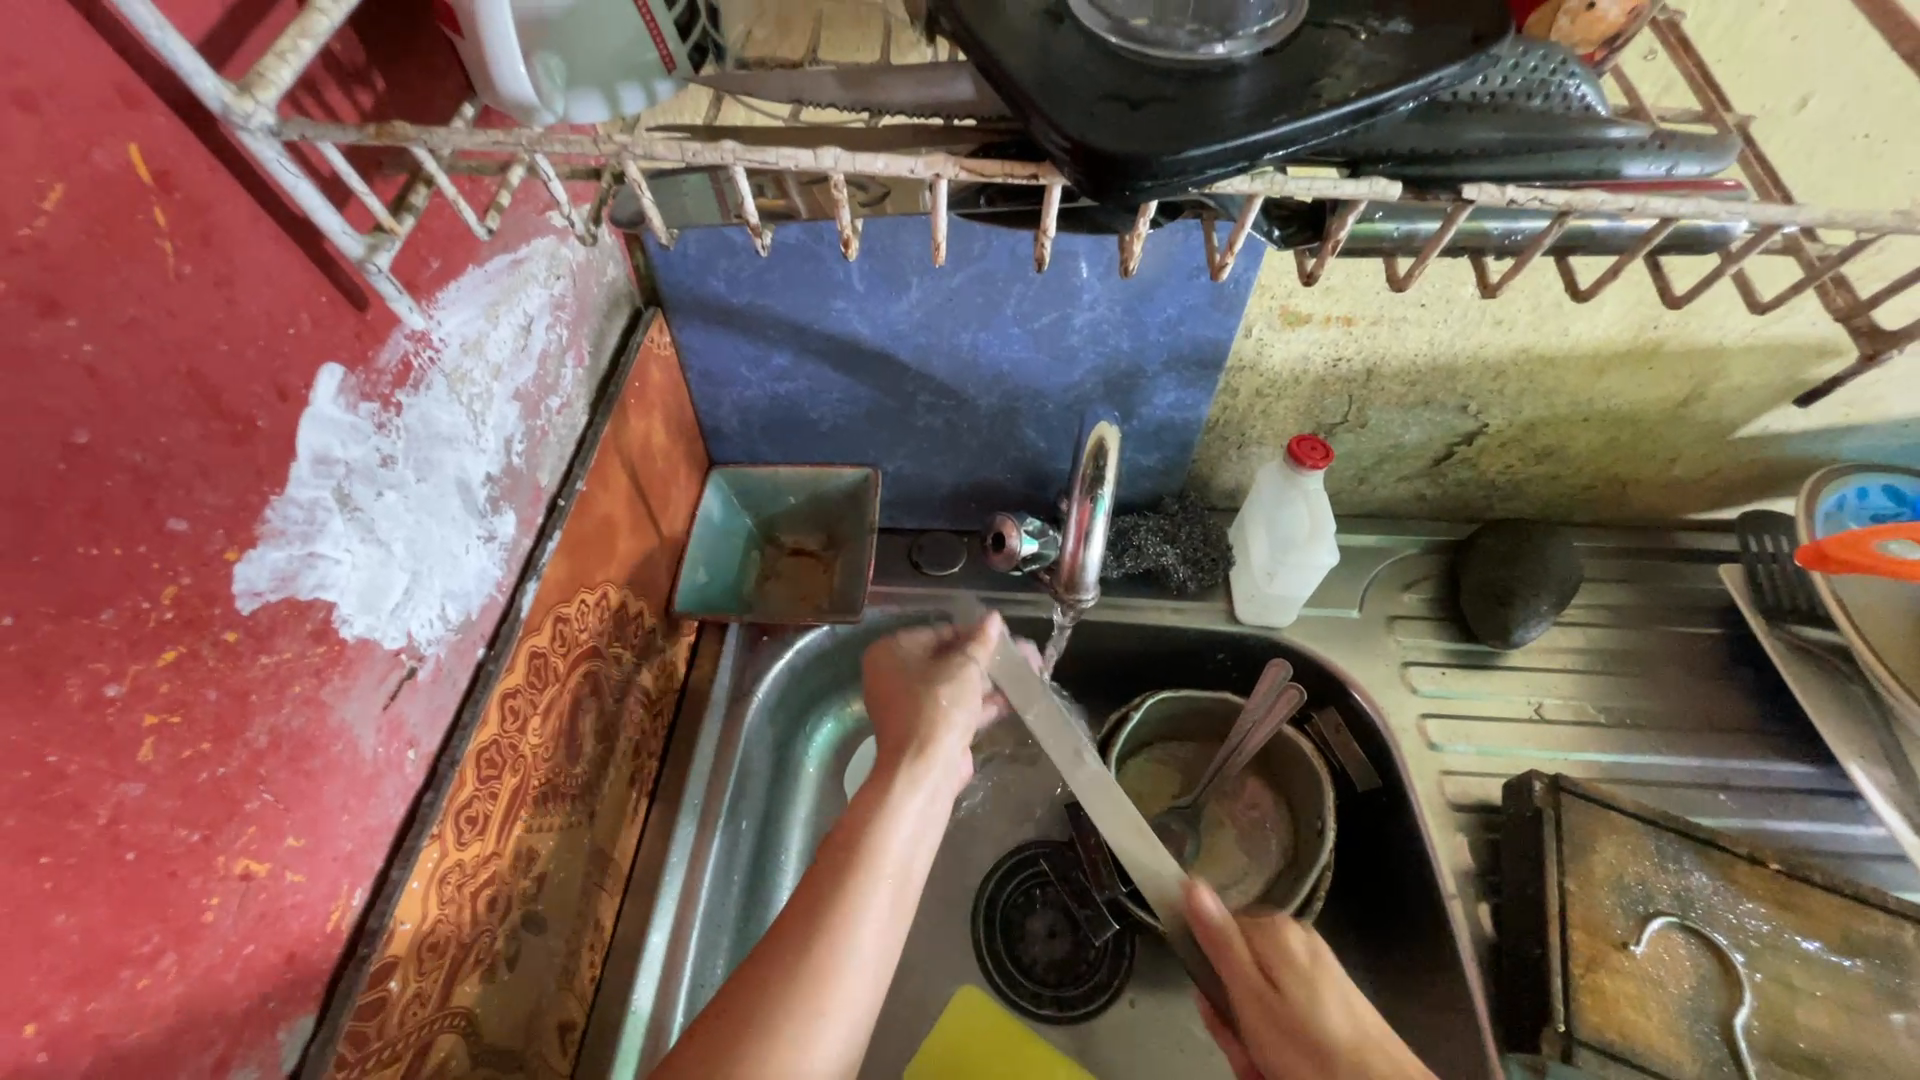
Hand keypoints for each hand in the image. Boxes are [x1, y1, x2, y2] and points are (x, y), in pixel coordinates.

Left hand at [860, 612, 1034, 798]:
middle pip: (949, 659)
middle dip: (988, 658)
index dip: (973, 633)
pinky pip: (959, 708)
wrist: (924, 770)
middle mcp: (896, 676)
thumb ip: (980, 642)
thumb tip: (993, 617)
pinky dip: (984, 702)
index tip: (1003, 635)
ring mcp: (913, 705)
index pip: (938, 633)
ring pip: (957, 685)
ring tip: (1030, 670)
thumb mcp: (963, 668)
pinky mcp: (931, 729)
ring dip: (992, 679)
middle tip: (1021, 652)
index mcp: (892, 652)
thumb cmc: (937, 706)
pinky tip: (1017, 695)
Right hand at [1185, 881, 1437, 1079]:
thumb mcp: (1251, 997)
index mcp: (1270, 929)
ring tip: (1268, 1066)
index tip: (1215, 1007)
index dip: (1209, 972)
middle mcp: (1294, 937)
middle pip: (1238, 967)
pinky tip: (1288, 1066)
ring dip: (1256, 1036)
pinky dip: (1281, 1041)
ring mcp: (1315, 966)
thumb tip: (1192, 882)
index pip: (1215, 930)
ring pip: (1261, 996)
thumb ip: (1219, 940)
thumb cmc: (1310, 1047)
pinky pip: (1287, 1011)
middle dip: (1235, 1015)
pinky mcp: (1330, 995)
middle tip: (1247, 1048)